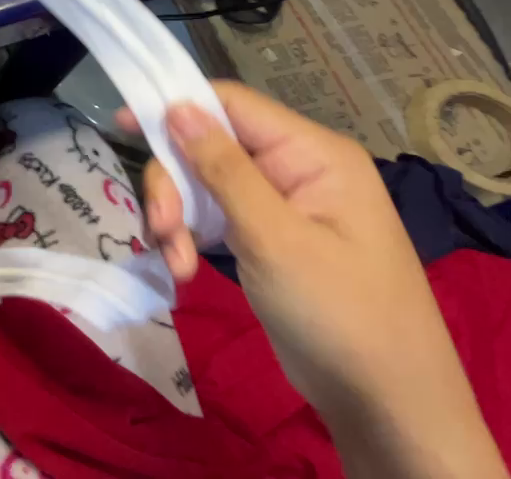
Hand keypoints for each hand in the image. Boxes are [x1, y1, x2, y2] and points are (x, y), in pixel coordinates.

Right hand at [123, 82, 508, 477]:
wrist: (387, 406)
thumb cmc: (340, 313)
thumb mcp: (274, 238)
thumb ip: (222, 167)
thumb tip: (177, 106)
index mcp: (312, 154)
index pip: (231, 104)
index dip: (175, 107)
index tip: (122, 124)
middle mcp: (295, 169)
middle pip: (207, 147)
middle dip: (175, 185)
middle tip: (161, 228)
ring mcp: (279, 205)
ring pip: (202, 184)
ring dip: (178, 218)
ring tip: (176, 260)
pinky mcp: (265, 237)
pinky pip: (212, 216)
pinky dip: (191, 238)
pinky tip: (184, 269)